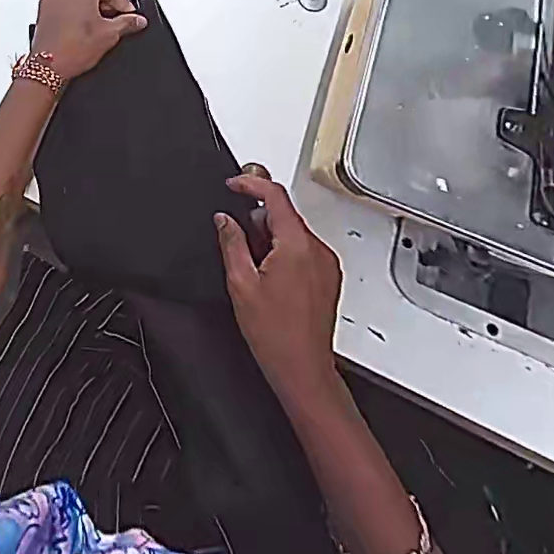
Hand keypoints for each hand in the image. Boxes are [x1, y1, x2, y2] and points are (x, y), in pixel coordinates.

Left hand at [29, 0, 146, 80]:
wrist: (48, 66)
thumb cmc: (71, 49)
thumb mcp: (109, 34)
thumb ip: (127, 23)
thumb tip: (137, 20)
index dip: (125, 6)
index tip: (130, 17)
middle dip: (108, 8)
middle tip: (117, 24)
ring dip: (92, 11)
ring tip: (99, 30)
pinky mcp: (45, 9)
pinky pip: (67, 6)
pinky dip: (77, 14)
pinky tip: (83, 31)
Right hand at [215, 173, 344, 401]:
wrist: (303, 369)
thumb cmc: (276, 336)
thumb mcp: (241, 284)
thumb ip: (232, 243)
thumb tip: (224, 220)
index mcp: (296, 246)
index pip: (274, 195)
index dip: (250, 184)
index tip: (235, 184)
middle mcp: (317, 249)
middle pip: (285, 214)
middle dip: (259, 221)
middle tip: (241, 246)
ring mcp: (326, 262)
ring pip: (293, 232)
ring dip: (272, 239)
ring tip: (258, 273)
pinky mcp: (329, 275)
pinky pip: (304, 249)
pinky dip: (286, 252)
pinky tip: (273, 280)